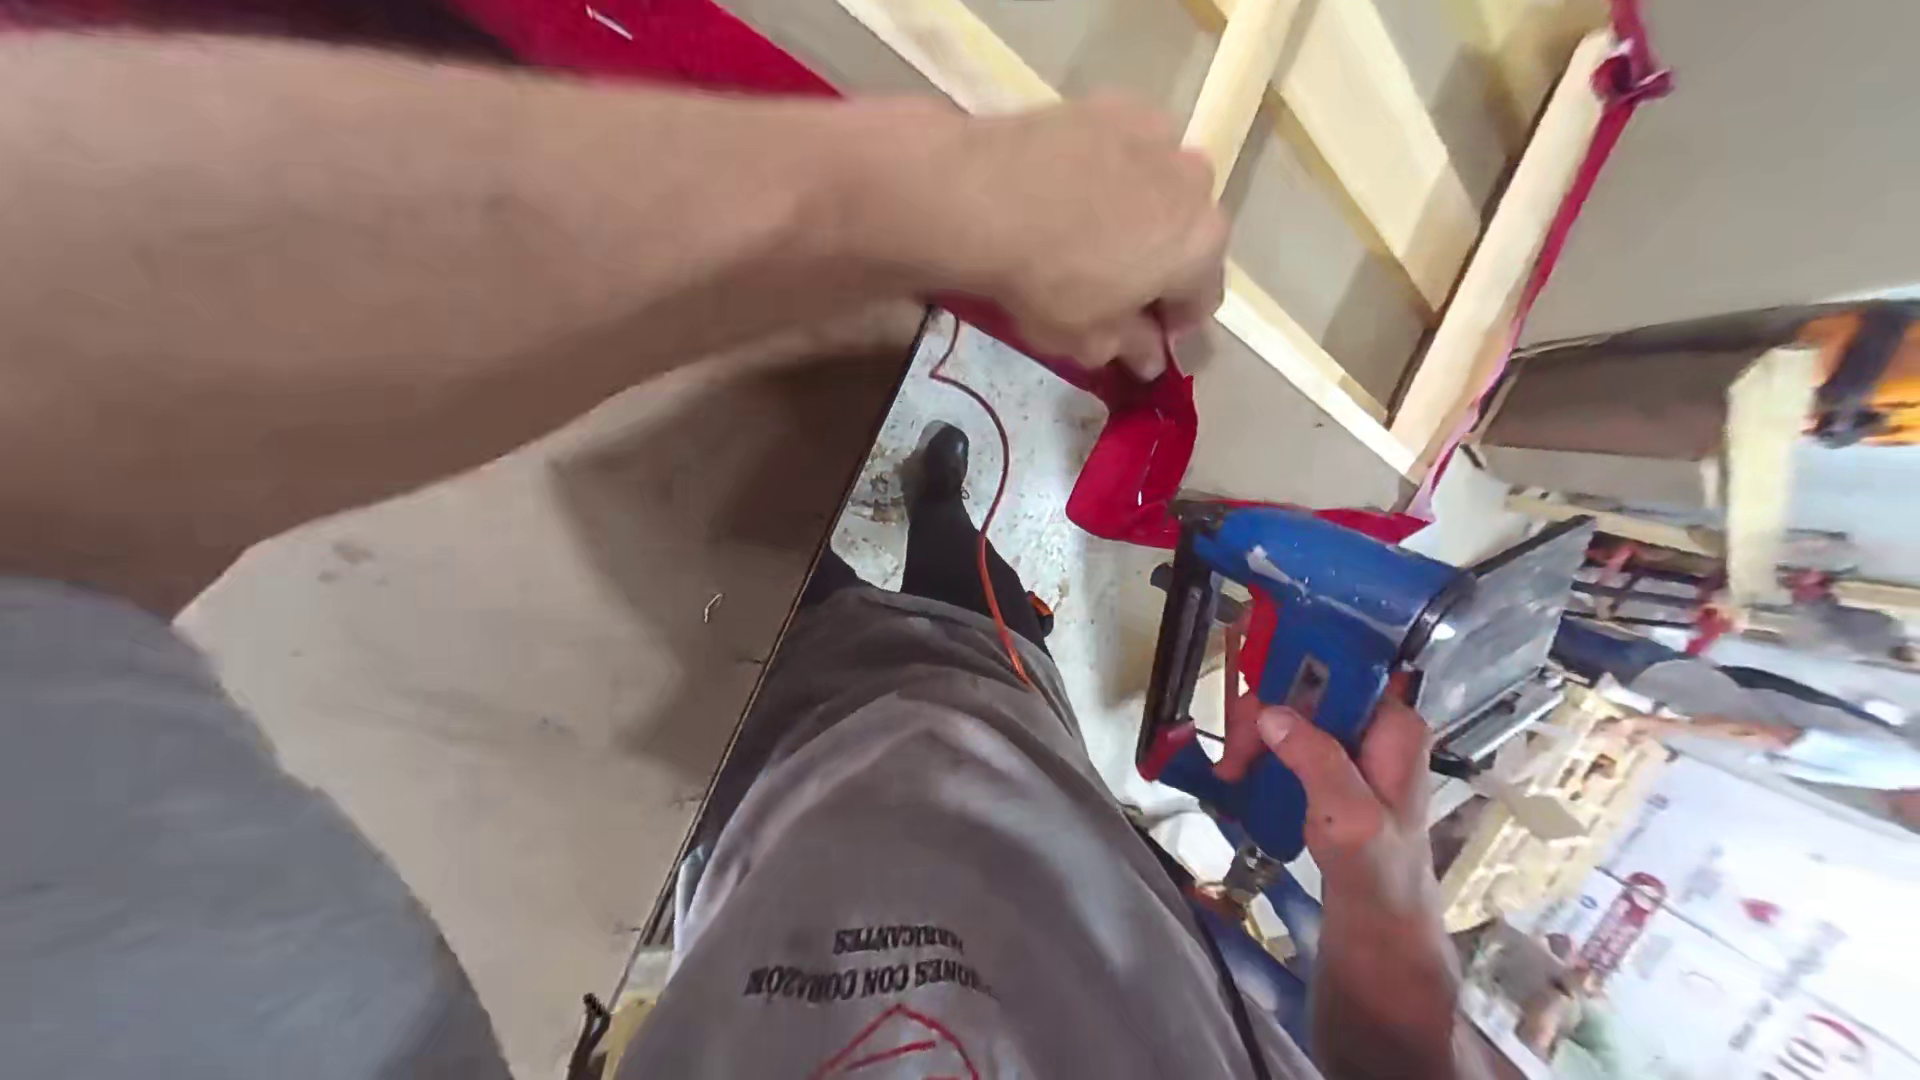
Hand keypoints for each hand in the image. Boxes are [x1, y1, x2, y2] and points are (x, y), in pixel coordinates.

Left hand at [854, 96, 1227, 379]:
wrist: (985, 198)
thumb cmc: (1049, 284)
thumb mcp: (1089, 340)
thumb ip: (1132, 349)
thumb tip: (1152, 360)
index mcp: (1201, 247)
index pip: (1202, 299)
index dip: (1173, 324)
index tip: (1143, 336)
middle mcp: (1196, 182)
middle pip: (1187, 238)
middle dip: (1159, 266)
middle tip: (1115, 286)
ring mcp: (1158, 134)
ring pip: (1161, 190)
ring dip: (1140, 215)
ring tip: (1090, 234)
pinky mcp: (1115, 104)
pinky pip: (1127, 153)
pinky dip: (1112, 175)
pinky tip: (1072, 193)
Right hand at [1232, 674, 1473, 1077]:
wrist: (1377, 953)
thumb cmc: (1379, 886)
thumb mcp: (1352, 824)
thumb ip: (1320, 763)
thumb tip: (1269, 711)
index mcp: (1394, 732)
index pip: (1359, 662)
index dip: (1311, 646)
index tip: (1260, 651)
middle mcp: (1371, 734)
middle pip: (1310, 686)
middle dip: (1267, 704)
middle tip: (1240, 741)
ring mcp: (1344, 757)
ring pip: (1288, 712)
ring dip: (1253, 731)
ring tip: (1233, 768)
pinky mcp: (1320, 779)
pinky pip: (1279, 742)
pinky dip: (1253, 750)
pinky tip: (1235, 773)